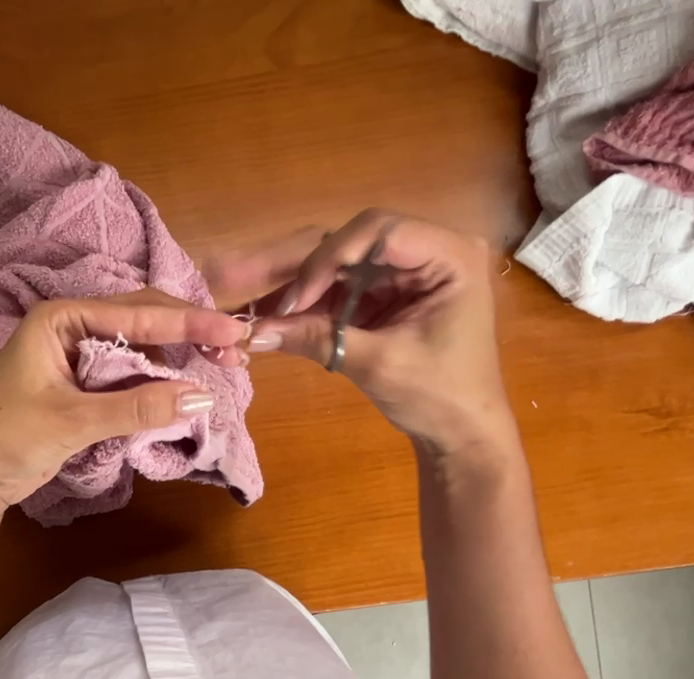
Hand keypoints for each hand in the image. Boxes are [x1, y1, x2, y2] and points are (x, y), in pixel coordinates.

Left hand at [0, 291, 248, 519]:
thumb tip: (201, 397)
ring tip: (217, 370)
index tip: (233, 332)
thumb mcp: (74, 421)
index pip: (137, 313)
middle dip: (188, 334)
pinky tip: (180, 390)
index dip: (189, 322)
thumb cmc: (8, 439)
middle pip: (142, 321)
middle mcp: (71, 328)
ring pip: (138, 348)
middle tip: (235, 351)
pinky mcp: (81, 385)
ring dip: (175, 360)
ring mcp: (76, 356)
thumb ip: (137, 406)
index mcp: (61, 319)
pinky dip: (155, 382)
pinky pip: (127, 374)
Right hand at [205, 210, 514, 456]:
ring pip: (331, 264)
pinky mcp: (379, 295)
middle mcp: (424, 251)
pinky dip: (298, 304)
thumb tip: (254, 334)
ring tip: (233, 293)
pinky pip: (332, 290)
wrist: (461, 432)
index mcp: (449, 255)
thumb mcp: (378, 365)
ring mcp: (398, 273)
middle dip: (291, 266)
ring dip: (286, 283)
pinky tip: (260, 314)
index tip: (295, 302)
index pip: (378, 231)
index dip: (328, 258)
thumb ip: (319, 339)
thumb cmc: (439, 396)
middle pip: (345, 243)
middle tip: (232, 276)